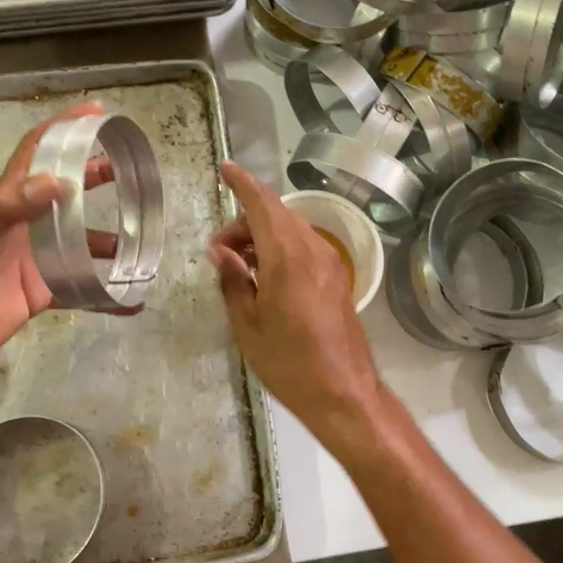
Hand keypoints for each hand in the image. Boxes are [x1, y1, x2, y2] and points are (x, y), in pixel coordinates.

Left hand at [0, 101, 126, 370]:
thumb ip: (11, 208)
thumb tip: (57, 179)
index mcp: (8, 201)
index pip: (37, 150)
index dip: (64, 128)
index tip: (96, 112)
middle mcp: (26, 223)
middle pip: (66, 190)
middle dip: (96, 175)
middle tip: (132, 171)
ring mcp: (36, 257)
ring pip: (81, 240)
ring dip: (111, 238)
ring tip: (144, 237)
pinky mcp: (42, 291)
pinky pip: (82, 287)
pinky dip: (106, 294)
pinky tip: (133, 300)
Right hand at [208, 161, 387, 445]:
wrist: (343, 394)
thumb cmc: (289, 363)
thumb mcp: (248, 325)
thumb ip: (233, 281)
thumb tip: (221, 252)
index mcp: (288, 258)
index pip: (262, 204)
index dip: (242, 183)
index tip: (225, 169)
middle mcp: (313, 250)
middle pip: (275, 214)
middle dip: (244, 221)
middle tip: (218, 253)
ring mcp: (330, 262)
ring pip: (290, 229)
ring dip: (262, 235)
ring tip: (237, 267)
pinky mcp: (337, 277)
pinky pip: (303, 246)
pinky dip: (280, 247)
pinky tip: (263, 276)